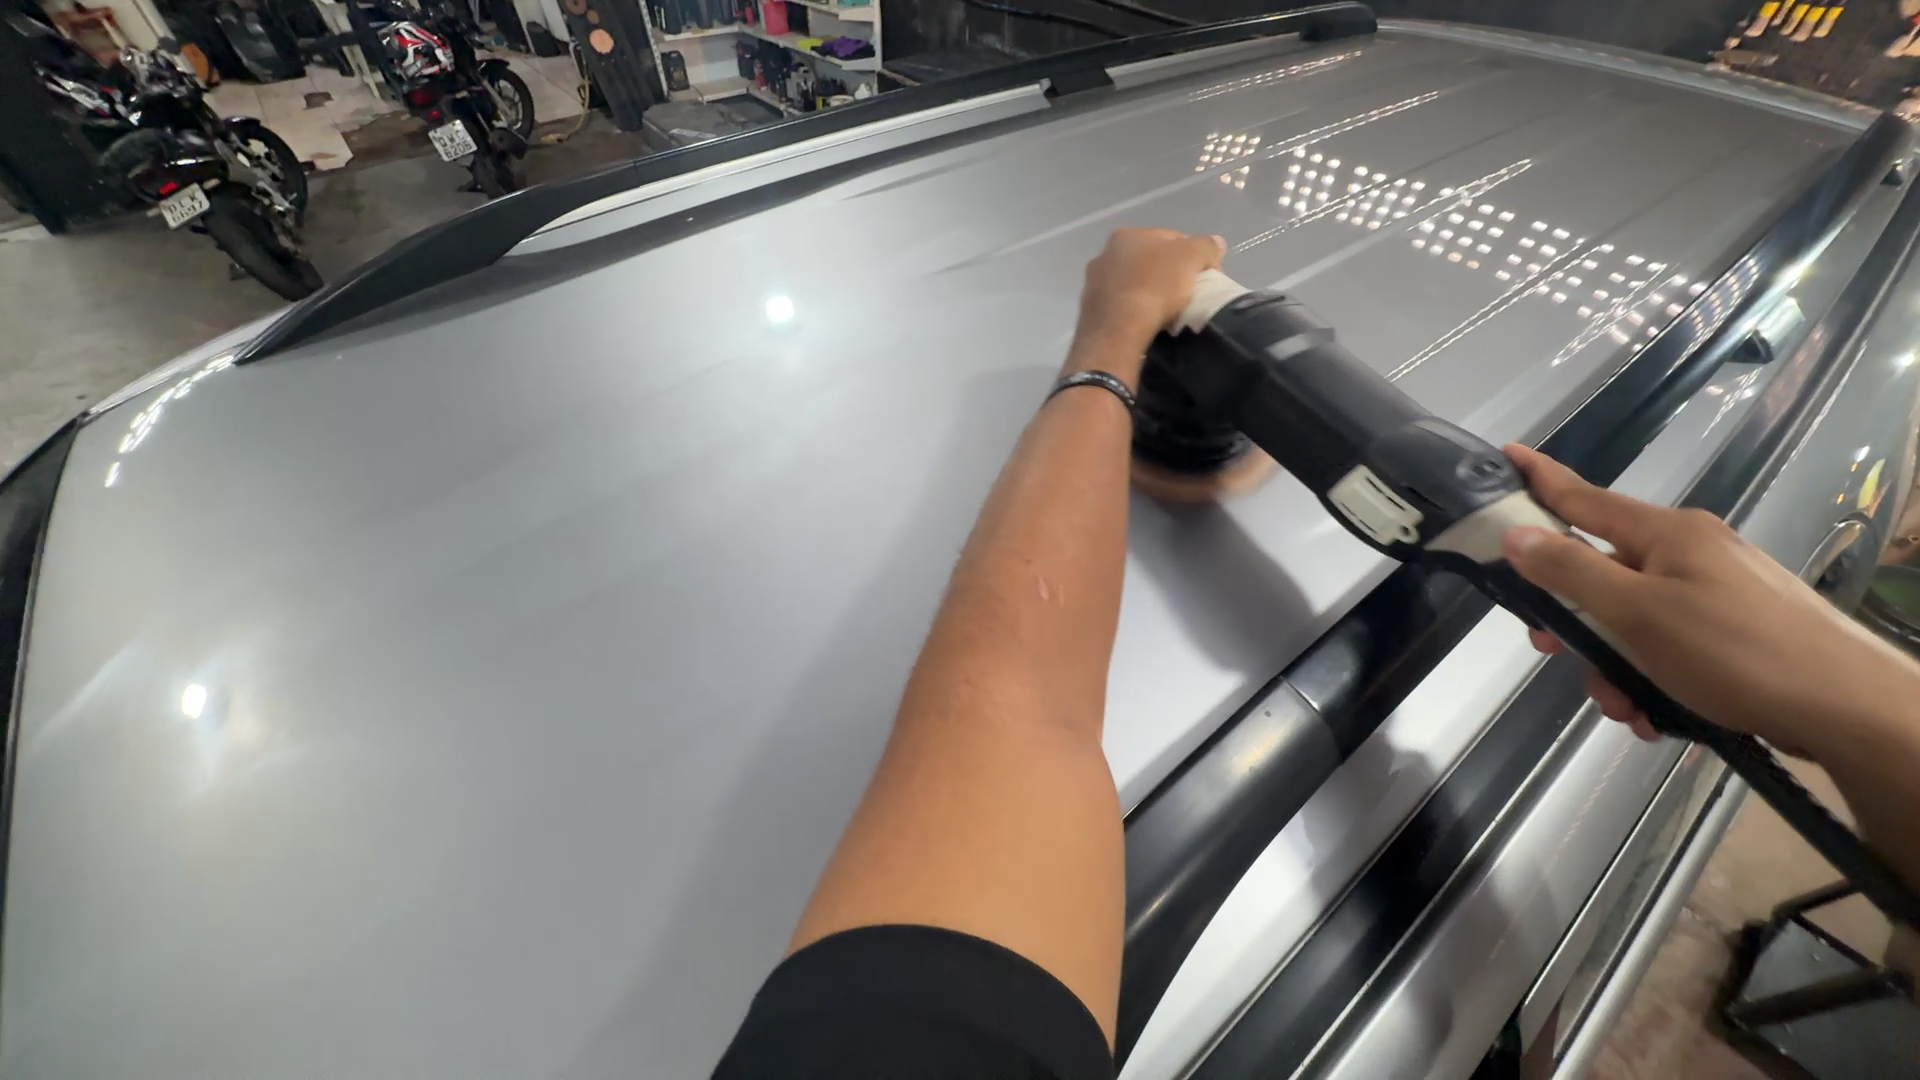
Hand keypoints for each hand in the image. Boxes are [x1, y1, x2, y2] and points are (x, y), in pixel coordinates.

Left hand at [1067, 228, 1225, 386]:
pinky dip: (1135, 311)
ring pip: (1134, 284)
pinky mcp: (1090, 312)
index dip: (1193, 255)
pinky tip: (1148, 323)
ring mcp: (1094, 284)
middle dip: (1170, 274)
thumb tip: (1215, 244)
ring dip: (1151, 293)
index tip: (1205, 275)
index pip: (1170, 238)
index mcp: (1126, 235)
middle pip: (1150, 261)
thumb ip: (1206, 247)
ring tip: (1169, 311)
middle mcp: (1104, 254)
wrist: (1117, 331)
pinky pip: (1122, 307)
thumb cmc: (1155, 286)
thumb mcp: (1192, 258)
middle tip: (1188, 293)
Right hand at [1500, 443, 1919, 758]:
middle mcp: (1689, 553)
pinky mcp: (1735, 629)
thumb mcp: (1637, 612)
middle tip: (1551, 648)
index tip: (1505, 453)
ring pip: (1628, 616)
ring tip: (1623, 702)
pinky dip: (1647, 675)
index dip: (1539, 477)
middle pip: (1598, 570)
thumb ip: (1570, 571)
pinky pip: (1665, 643)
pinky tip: (1653, 711)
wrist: (1859, 715)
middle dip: (1569, 616)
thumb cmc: (1738, 652)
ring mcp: (1715, 591)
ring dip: (1610, 661)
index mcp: (1667, 534)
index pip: (1583, 497)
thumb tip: (1515, 535)